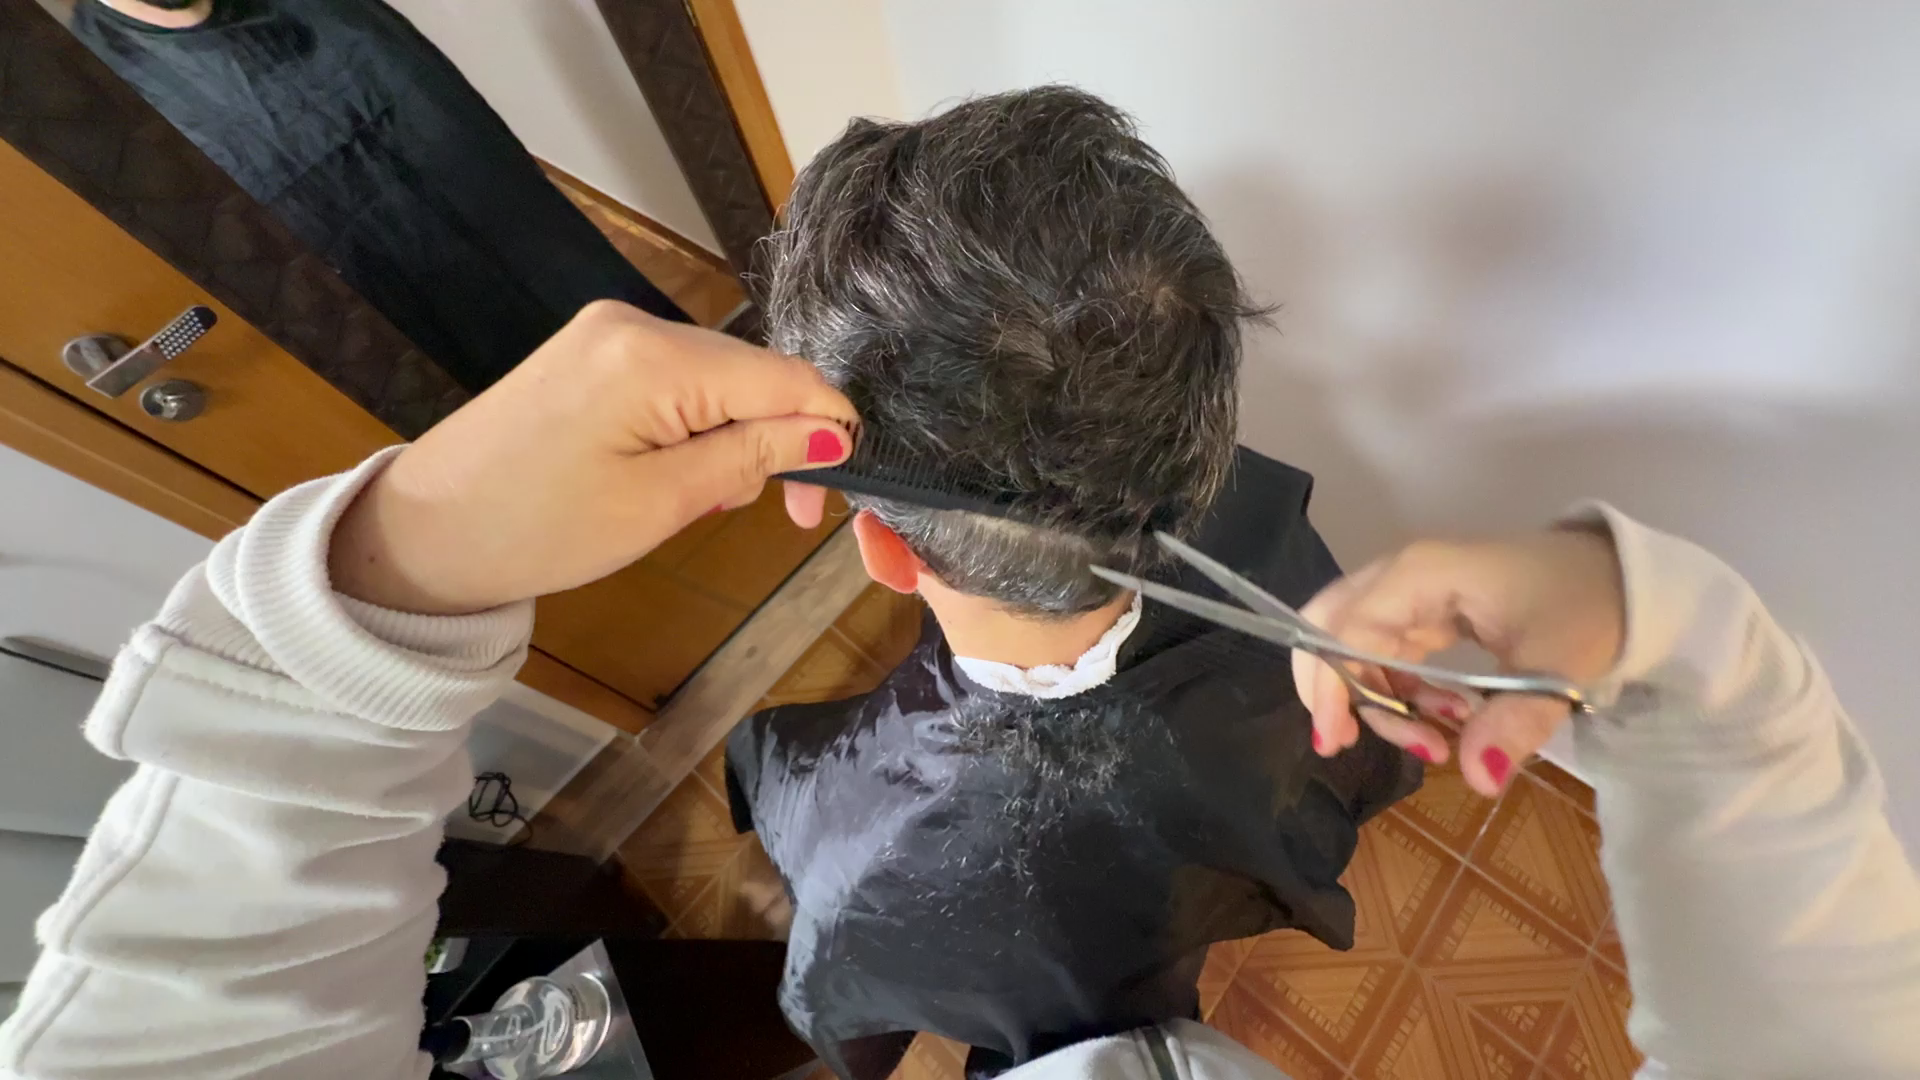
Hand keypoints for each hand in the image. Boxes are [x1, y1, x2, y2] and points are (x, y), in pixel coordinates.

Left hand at [328, 302, 855, 614]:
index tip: (834, 489)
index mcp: (653, 356)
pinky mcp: (600, 351)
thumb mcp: (664, 502)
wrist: (424, 533)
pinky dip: (705, 425)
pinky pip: (685, 380)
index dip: (827, 425)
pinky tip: (687, 468)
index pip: (783, 376)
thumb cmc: (544, 530)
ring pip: (725, 379)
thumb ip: (754, 456)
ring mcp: (614, 331)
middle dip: (784, 438)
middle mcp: (637, 323)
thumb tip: (834, 434)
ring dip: (743, 436)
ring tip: (713, 497)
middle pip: (757, 373)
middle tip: (789, 514)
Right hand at [1291, 526, 1624, 795]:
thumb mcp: (1561, 665)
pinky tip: (1442, 714)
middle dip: (1324, 685)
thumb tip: (1479, 780)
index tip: (1339, 742)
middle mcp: (1396, 577)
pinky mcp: (1418, 608)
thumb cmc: (1591, 605)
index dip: (1335, 687)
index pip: (1347, 630)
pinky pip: (1380, 647)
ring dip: (1369, 695)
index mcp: (1418, 576)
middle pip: (1324, 624)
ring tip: (1428, 741)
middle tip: (1340, 739)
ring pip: (1348, 640)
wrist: (1626, 574)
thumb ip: (1513, 720)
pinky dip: (1394, 687)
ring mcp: (1404, 590)